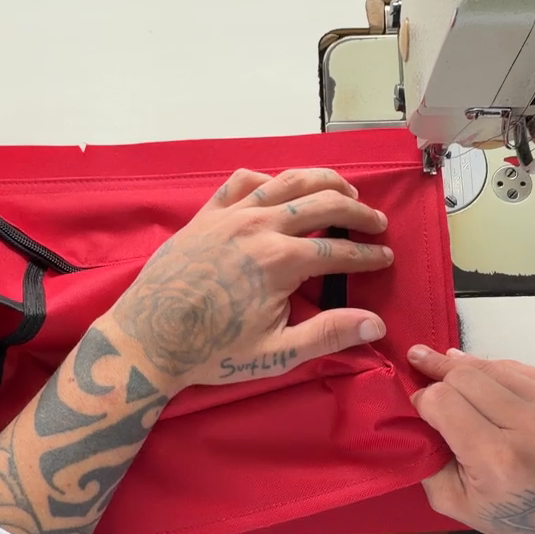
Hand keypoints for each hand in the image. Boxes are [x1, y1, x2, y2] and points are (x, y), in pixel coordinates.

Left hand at [109, 168, 393, 389]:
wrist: (149, 338)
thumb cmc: (211, 351)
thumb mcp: (275, 354)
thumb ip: (328, 335)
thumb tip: (375, 323)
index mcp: (279, 261)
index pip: (339, 251)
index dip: (368, 255)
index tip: (385, 258)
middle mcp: (259, 227)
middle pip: (323, 203)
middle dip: (358, 210)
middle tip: (376, 221)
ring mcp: (231, 215)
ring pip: (288, 181)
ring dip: (323, 182)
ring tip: (345, 190)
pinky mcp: (207, 214)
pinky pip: (243, 181)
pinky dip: (269, 179)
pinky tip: (280, 186)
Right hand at [407, 345, 534, 533]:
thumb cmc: (514, 516)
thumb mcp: (454, 501)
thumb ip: (427, 455)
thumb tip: (412, 408)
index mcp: (498, 460)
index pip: (441, 400)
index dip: (422, 398)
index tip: (417, 404)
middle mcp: (532, 428)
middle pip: (463, 375)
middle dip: (438, 374)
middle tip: (420, 365)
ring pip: (491, 365)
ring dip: (465, 368)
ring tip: (445, 365)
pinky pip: (518, 367)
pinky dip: (496, 372)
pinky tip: (484, 380)